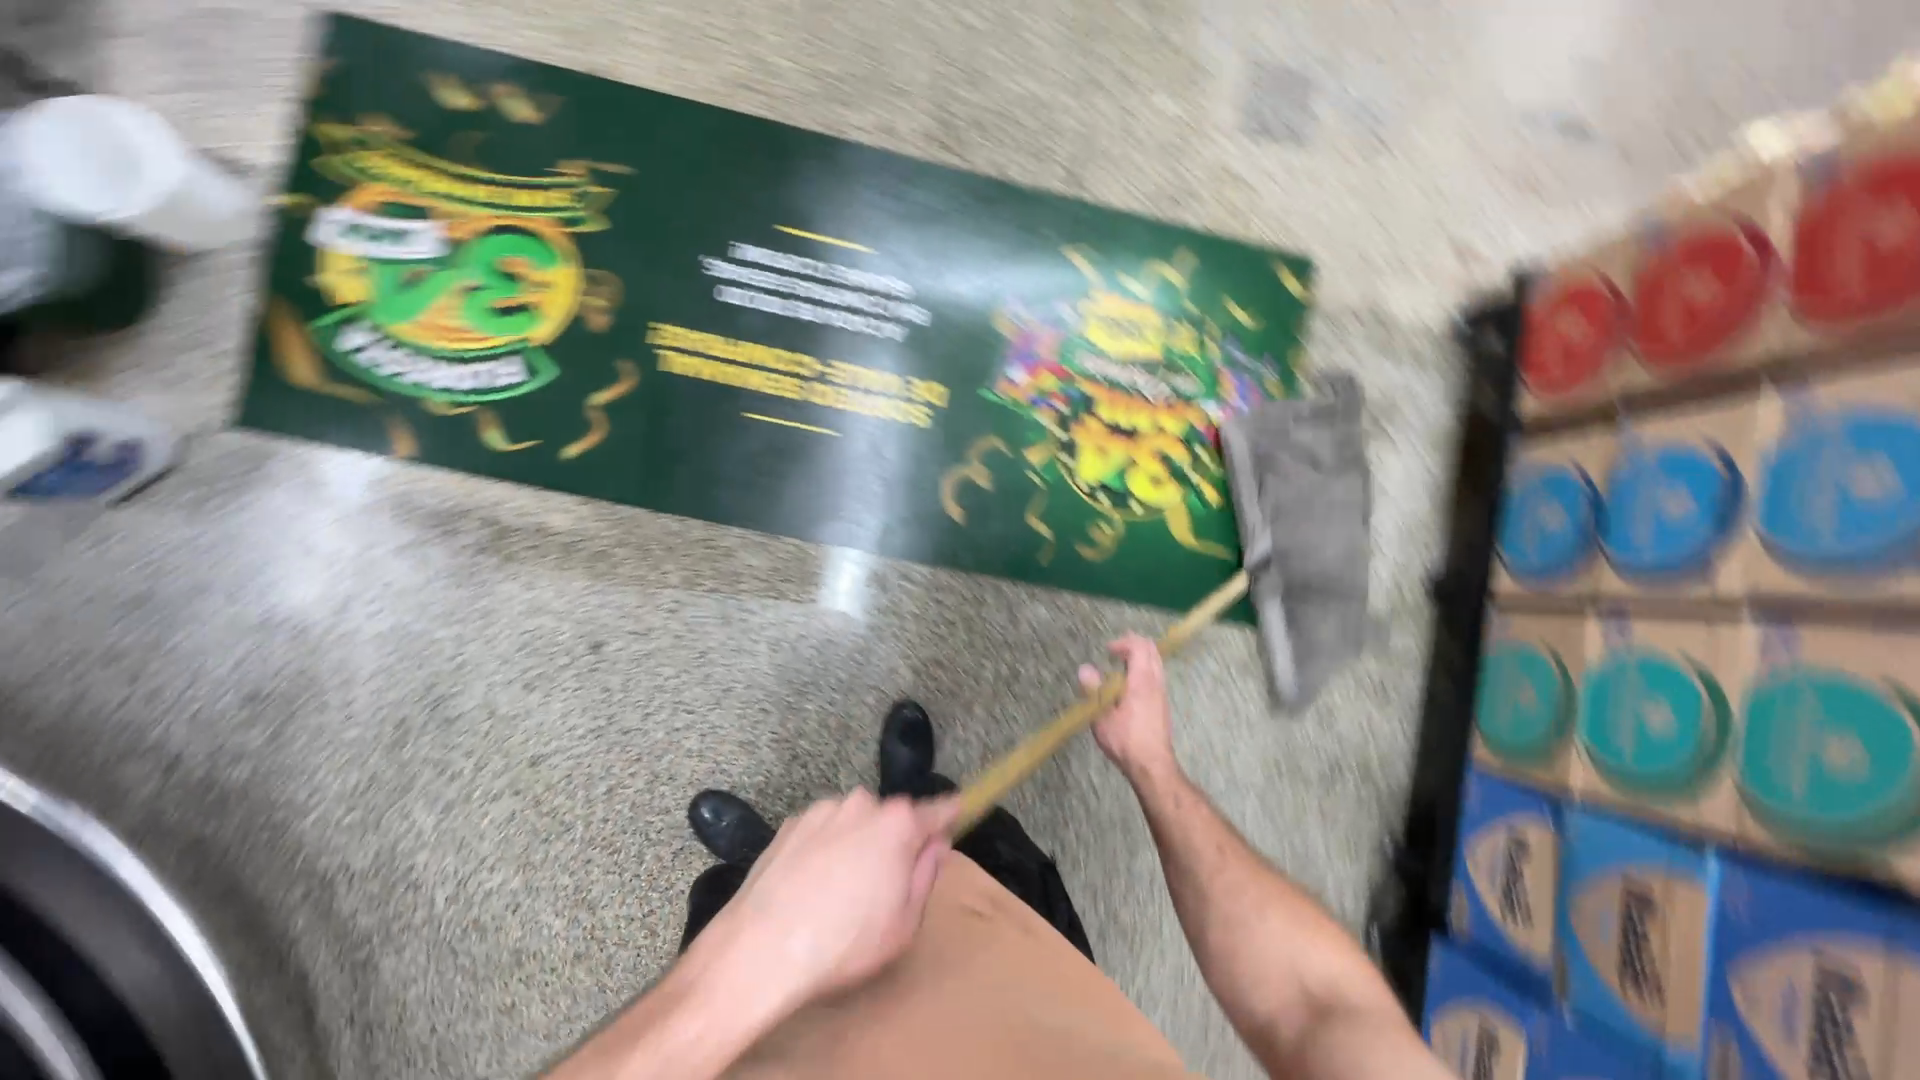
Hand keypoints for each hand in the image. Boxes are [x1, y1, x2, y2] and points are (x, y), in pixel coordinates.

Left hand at [703, 789, 957, 1007]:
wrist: (760, 949)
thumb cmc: (844, 943)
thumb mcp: (905, 921)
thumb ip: (926, 874)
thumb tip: (935, 845)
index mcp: (897, 824)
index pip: (937, 810)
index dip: (950, 814)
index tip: (960, 810)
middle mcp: (861, 805)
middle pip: (891, 817)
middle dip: (895, 841)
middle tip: (887, 884)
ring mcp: (821, 811)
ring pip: (854, 823)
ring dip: (857, 845)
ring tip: (842, 893)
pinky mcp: (789, 825)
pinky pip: (822, 832)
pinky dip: (825, 850)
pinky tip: (812, 888)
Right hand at [1079, 634, 1175, 783]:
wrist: (1152, 765)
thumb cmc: (1125, 740)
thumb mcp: (1102, 716)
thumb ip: (1094, 690)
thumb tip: (1085, 668)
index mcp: (1142, 681)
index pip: (1140, 647)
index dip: (1124, 642)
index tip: (1108, 650)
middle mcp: (1156, 683)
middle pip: (1152, 651)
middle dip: (1135, 644)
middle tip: (1117, 648)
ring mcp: (1162, 695)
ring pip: (1157, 664)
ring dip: (1141, 658)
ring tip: (1122, 664)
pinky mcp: (1162, 706)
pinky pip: (1157, 676)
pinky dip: (1145, 670)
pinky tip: (1130, 684)